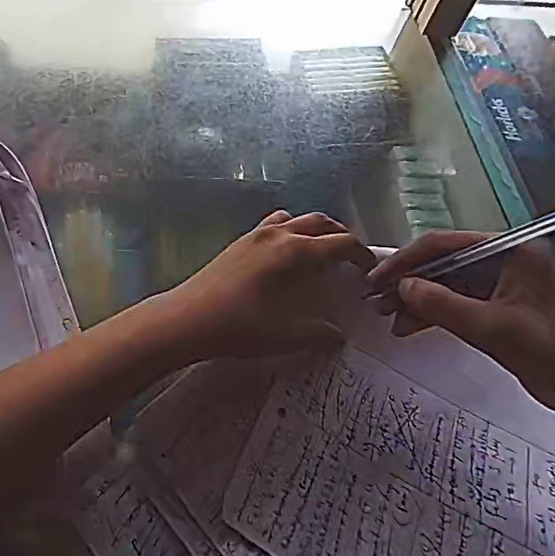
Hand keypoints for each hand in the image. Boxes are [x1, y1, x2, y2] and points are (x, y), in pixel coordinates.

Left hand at [154, 211, 375, 361]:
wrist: (184, 319)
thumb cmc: (235, 327)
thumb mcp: (282, 335)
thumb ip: (316, 334)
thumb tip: (338, 336)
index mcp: (293, 252)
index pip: (339, 243)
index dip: (360, 254)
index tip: (370, 269)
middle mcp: (278, 234)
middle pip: (321, 222)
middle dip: (342, 236)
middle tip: (352, 258)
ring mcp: (257, 233)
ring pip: (298, 219)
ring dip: (316, 230)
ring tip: (323, 253)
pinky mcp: (241, 240)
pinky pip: (276, 224)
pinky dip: (292, 231)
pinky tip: (287, 256)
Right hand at [367, 231, 554, 446]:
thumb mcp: (499, 331)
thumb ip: (446, 306)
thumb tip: (402, 287)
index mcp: (512, 250)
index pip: (446, 243)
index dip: (407, 261)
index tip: (377, 281)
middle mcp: (505, 259)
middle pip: (445, 261)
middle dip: (409, 281)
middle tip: (375, 301)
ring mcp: (503, 284)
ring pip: (448, 283)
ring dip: (418, 299)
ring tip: (387, 317)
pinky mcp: (502, 307)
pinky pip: (459, 303)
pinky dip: (435, 313)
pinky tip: (410, 327)